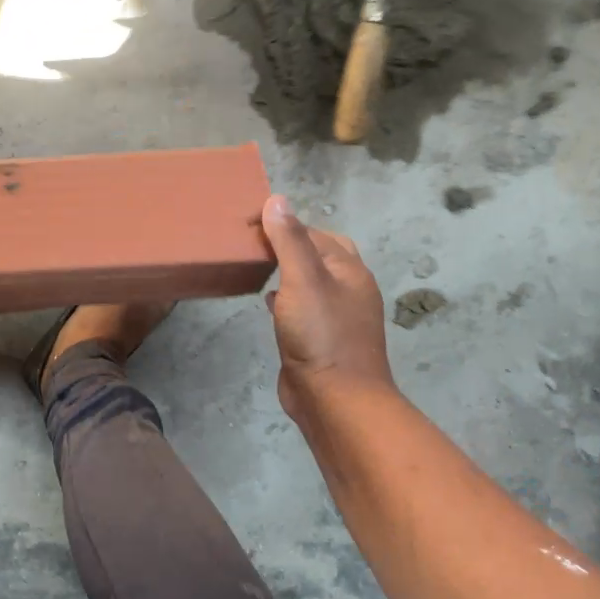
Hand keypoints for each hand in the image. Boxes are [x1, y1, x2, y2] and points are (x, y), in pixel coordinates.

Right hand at [261, 195, 394, 419]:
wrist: (335, 399)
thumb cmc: (321, 334)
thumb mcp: (302, 280)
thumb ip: (289, 240)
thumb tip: (276, 200)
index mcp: (350, 271)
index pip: (316, 233)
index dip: (286, 223)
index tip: (249, 221)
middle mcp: (348, 290)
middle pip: (320, 253)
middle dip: (291, 242)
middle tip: (253, 239)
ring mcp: (335, 316)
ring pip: (310, 280)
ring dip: (287, 268)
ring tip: (255, 262)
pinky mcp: (319, 338)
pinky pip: (301, 306)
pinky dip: (284, 295)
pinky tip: (265, 298)